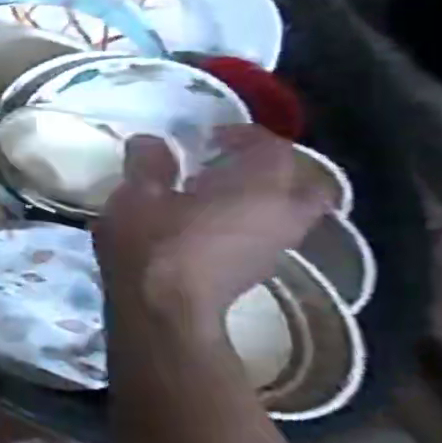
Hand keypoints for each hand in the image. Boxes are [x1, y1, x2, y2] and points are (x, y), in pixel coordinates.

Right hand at [94, 125, 329, 333]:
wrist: (164, 308)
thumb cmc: (152, 243)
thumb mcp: (136, 194)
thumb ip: (149, 163)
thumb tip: (153, 142)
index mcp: (260, 187)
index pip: (270, 147)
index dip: (243, 135)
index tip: (209, 136)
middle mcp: (284, 212)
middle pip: (304, 180)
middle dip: (274, 166)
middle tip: (231, 163)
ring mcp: (279, 243)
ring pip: (292, 207)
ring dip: (264, 194)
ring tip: (216, 192)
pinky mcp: (262, 265)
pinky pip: (272, 228)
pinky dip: (253, 216)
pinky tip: (212, 221)